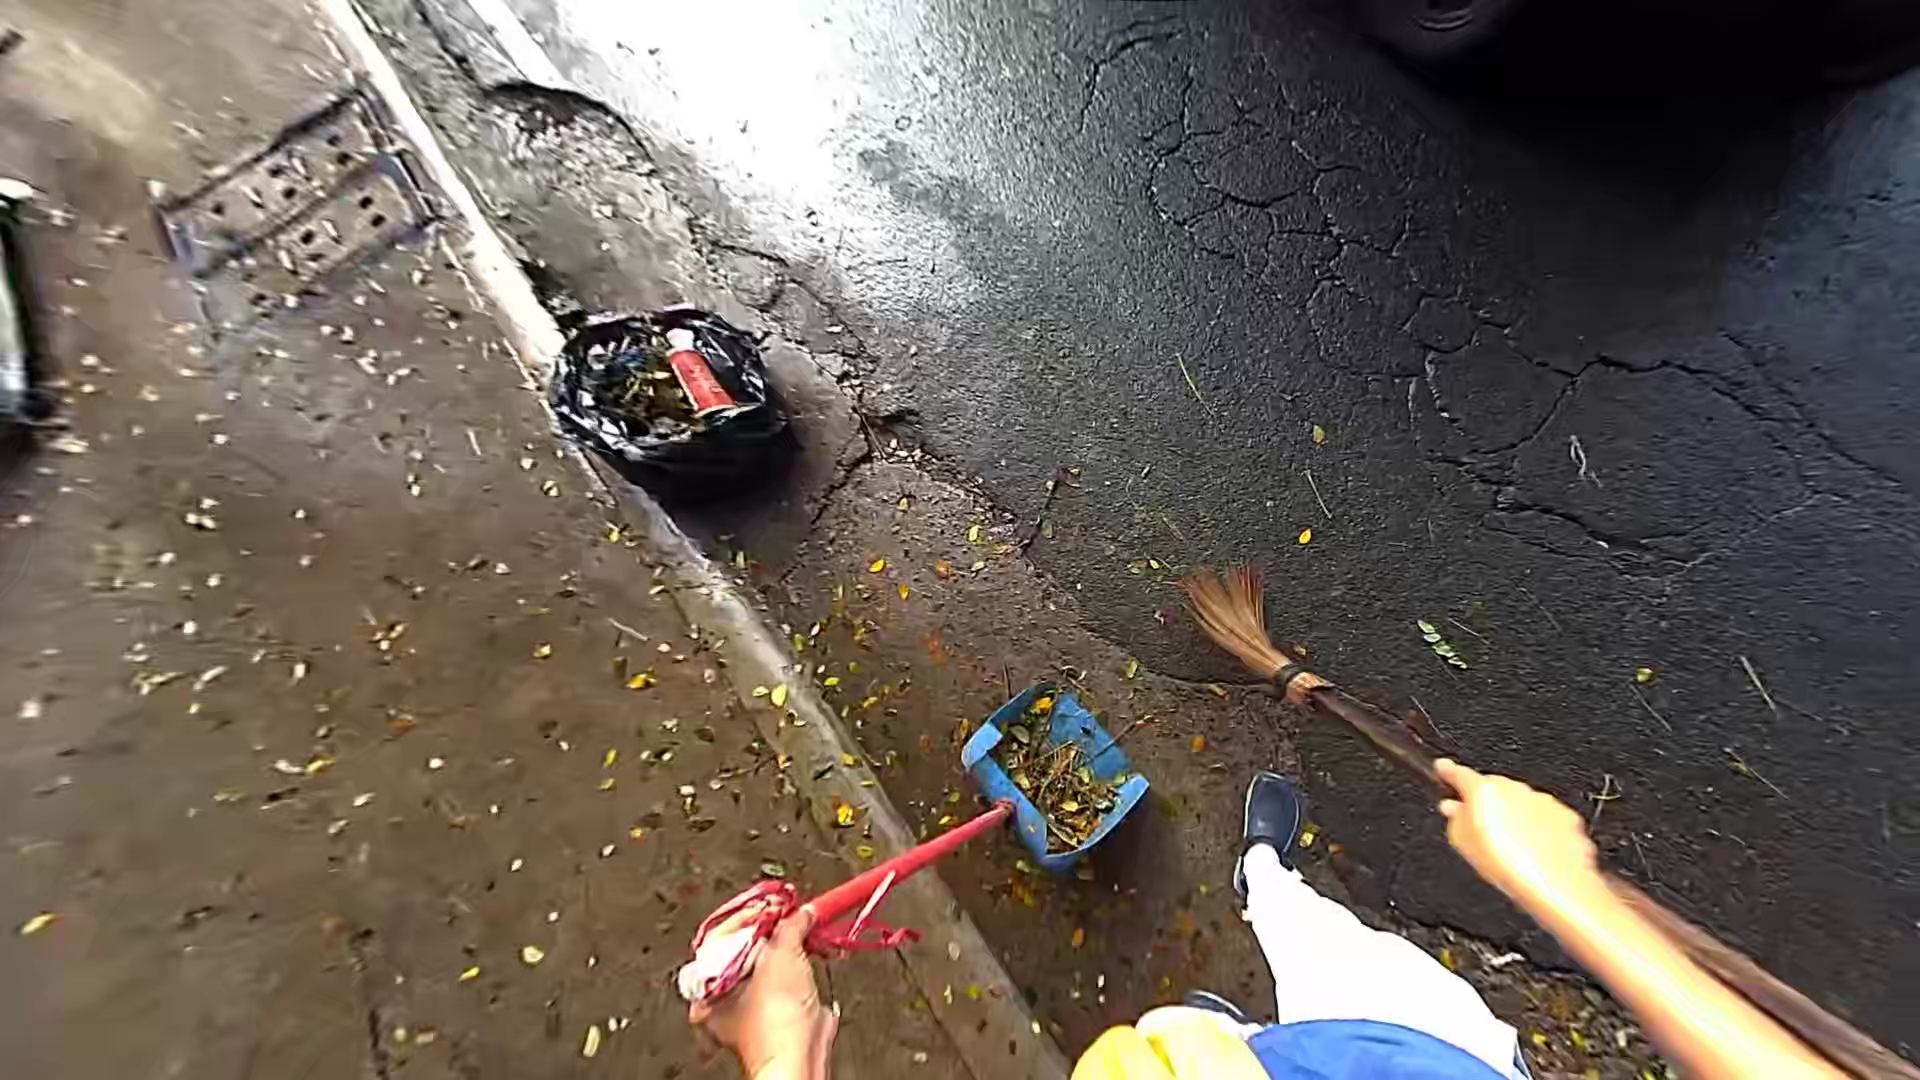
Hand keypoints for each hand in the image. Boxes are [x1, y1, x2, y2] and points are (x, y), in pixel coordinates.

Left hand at [688, 908, 837, 1078]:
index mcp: (711, 986)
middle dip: (776, 926)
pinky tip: (815, 948)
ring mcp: (753, 1004)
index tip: (772, 901)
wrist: (800, 1056)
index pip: (726, 934)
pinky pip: (789, 973)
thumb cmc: (775, 1018)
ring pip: (772, 958)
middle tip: (791, 912)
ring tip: (807, 928)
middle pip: (751, 943)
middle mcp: (727, 997)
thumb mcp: (782, 951)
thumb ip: (791, 922)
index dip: (752, 914)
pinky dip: (803, 960)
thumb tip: (802, 911)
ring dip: (793, 941)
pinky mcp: (780, 1010)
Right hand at [1435, 759, 1600, 906]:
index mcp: (1482, 789)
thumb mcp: (1461, 841)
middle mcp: (1513, 790)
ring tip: (1511, 843)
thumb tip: (1455, 811)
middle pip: (1492, 787)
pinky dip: (1539, 826)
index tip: (1443, 769)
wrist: (1558, 888)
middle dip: (1486, 800)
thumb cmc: (1507, 865)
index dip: (1447, 771)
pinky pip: (1546, 816)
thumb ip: (1455, 818)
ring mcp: (1543, 803)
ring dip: (1514, 813)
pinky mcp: (1568, 819)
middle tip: (1480, 822)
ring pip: (1520, 801)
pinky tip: (1535, 849)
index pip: (1457, 773)